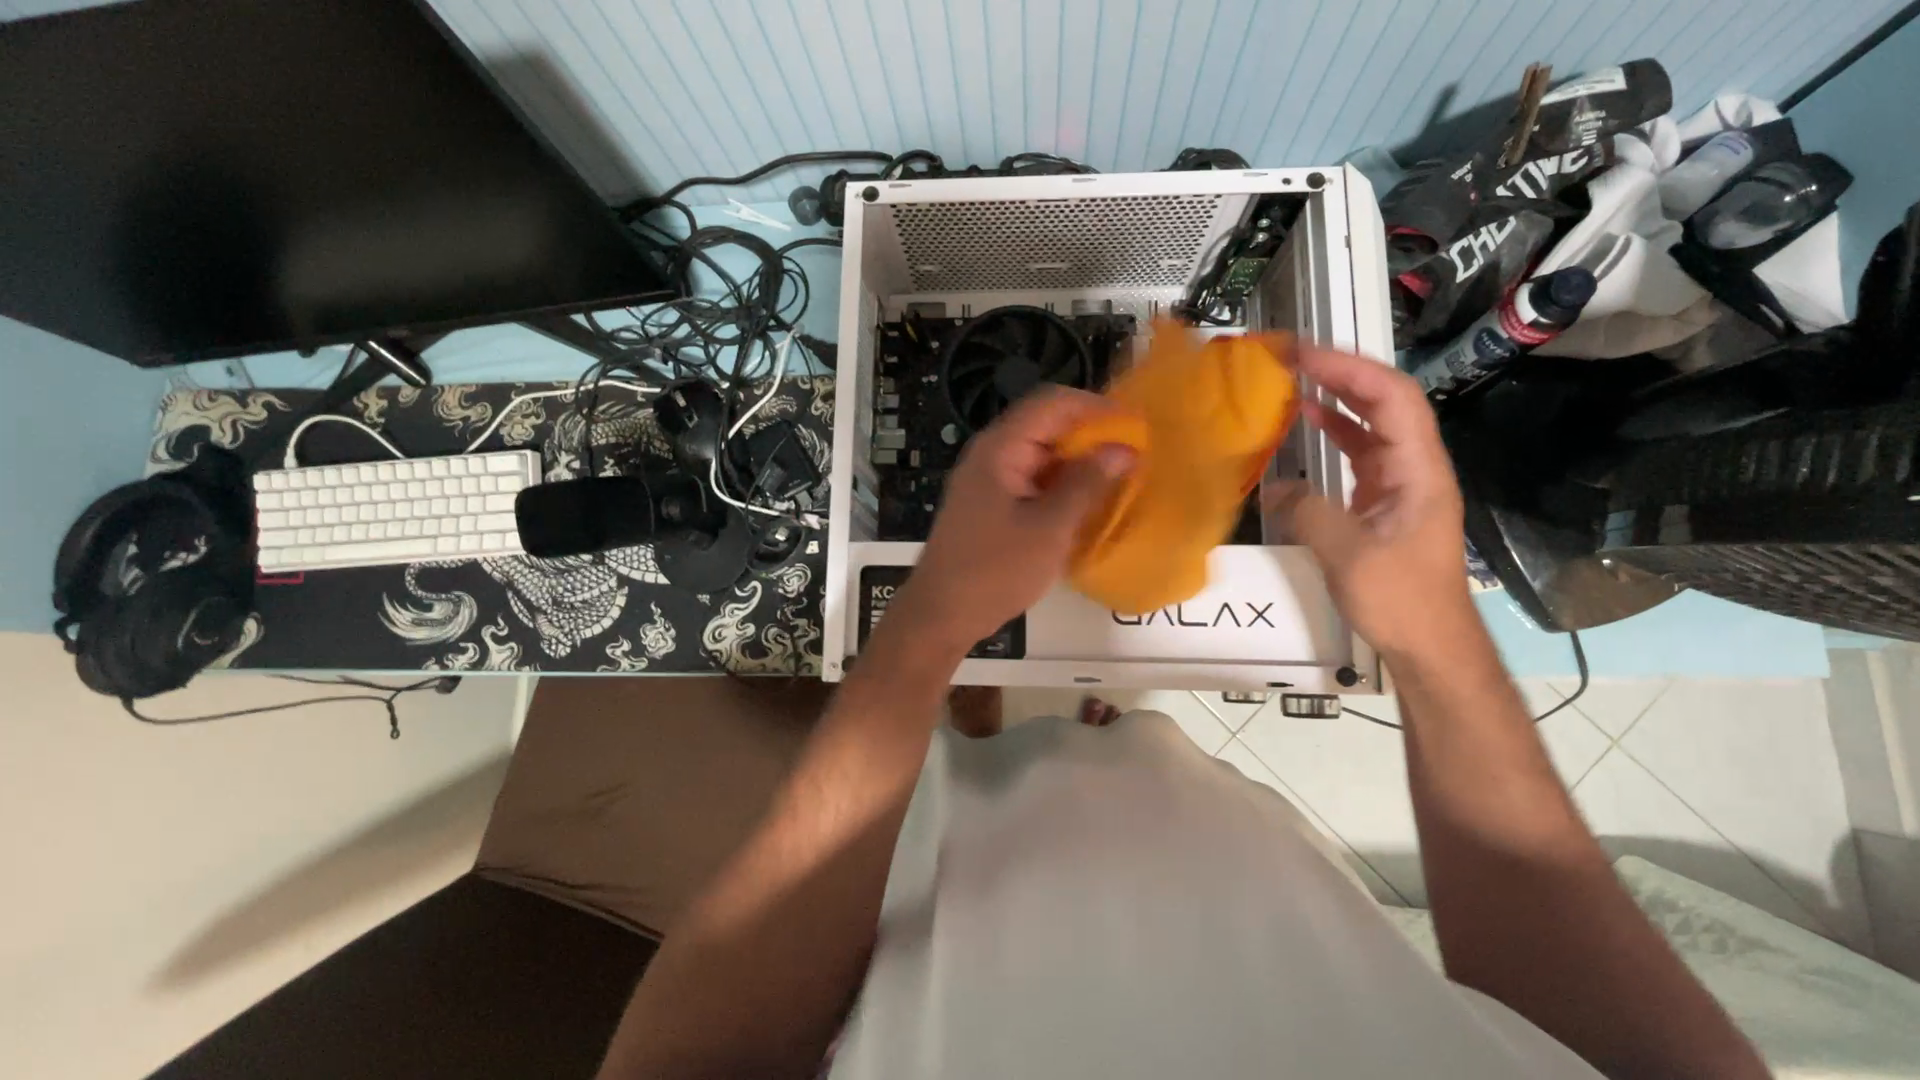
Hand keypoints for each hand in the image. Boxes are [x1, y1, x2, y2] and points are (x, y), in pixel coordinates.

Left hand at [889, 388, 1135, 654]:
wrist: (942, 613)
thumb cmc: (994, 570)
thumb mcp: (1049, 528)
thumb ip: (1087, 484)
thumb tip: (1124, 448)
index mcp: (1000, 447)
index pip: (1052, 402)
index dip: (1096, 406)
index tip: (1136, 425)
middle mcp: (992, 453)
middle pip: (1046, 424)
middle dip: (1091, 433)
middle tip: (1134, 453)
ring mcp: (989, 478)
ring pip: (1042, 453)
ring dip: (1079, 460)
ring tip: (1120, 476)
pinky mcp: (992, 503)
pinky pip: (1033, 478)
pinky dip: (1062, 483)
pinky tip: (1088, 501)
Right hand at [1280, 347, 1476, 662]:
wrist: (1430, 644)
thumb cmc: (1400, 599)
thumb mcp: (1349, 555)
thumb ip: (1310, 512)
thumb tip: (1276, 487)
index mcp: (1418, 469)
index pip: (1391, 397)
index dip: (1349, 369)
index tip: (1302, 356)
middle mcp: (1414, 466)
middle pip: (1384, 401)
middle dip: (1341, 373)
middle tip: (1290, 358)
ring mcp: (1400, 482)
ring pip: (1371, 424)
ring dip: (1336, 397)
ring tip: (1293, 379)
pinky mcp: (1383, 502)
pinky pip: (1359, 452)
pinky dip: (1333, 432)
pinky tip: (1306, 423)